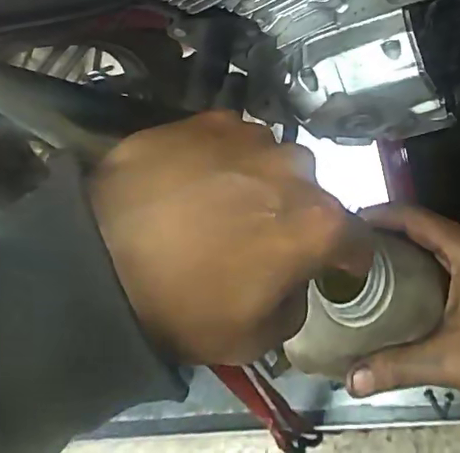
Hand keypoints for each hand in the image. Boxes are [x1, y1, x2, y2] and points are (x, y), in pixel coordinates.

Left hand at [89, 111, 370, 364]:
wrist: (102, 253)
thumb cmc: (183, 302)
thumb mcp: (250, 340)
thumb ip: (295, 309)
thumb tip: (293, 282)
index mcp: (317, 221)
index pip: (357, 237)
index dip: (350, 256)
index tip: (338, 264)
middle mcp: (296, 167)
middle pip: (312, 192)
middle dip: (296, 213)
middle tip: (259, 236)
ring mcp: (253, 135)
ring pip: (273, 161)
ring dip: (260, 180)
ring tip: (220, 204)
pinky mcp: (213, 119)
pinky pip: (234, 140)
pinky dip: (225, 158)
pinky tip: (194, 180)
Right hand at [345, 205, 459, 406]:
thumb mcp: (445, 358)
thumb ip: (397, 364)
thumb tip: (351, 378)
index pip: (415, 217)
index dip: (382, 215)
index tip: (351, 221)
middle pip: (418, 223)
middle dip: (384, 227)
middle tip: (349, 240)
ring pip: (427, 238)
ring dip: (397, 241)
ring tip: (361, 253)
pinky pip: (434, 253)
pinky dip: (410, 256)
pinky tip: (389, 275)